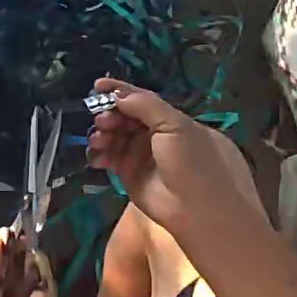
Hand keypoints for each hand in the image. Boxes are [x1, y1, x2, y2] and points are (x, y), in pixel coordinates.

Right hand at [85, 78, 267, 246]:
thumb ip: (145, 105)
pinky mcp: (130, 174)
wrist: (200, 211)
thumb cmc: (194, 162)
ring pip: (115, 136)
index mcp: (171, 120)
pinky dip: (99, 155)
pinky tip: (96, 157)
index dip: (120, 91)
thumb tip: (117, 95)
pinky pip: (109, 158)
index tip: (98, 85)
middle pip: (124, 117)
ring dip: (102, 134)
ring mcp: (142, 155)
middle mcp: (156, 135)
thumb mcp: (176, 125)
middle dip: (109, 114)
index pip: (141, 100)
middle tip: (101, 120)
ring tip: (98, 139)